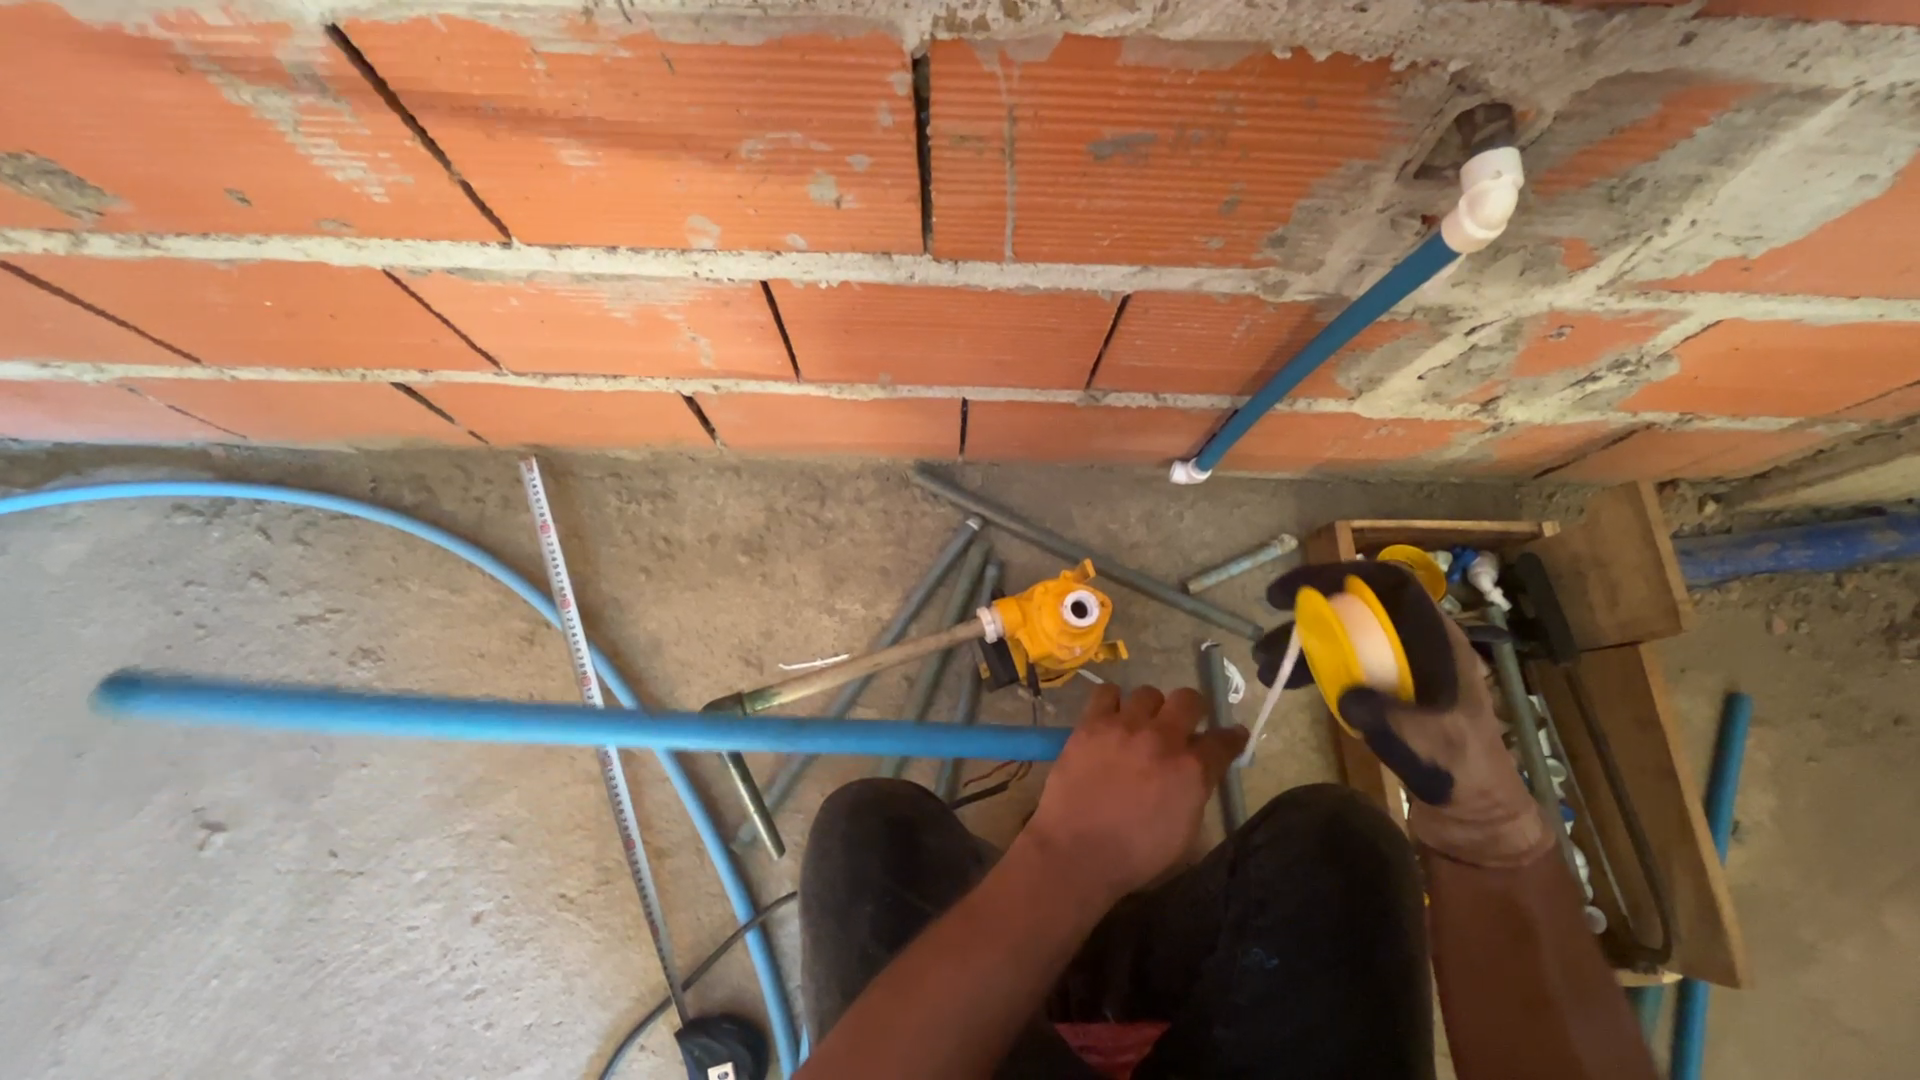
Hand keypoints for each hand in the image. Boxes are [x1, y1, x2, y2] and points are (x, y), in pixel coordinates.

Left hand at [1019, 685, 1246, 906]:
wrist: (1077, 852)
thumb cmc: (1135, 856)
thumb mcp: (1185, 833)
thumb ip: (1195, 793)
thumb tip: (1197, 774)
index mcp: (1192, 769)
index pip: (1224, 741)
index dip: (1231, 738)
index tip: (1232, 737)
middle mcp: (1162, 738)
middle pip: (1189, 700)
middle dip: (1193, 710)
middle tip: (1183, 724)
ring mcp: (1125, 726)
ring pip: (1147, 693)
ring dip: (1150, 708)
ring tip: (1140, 724)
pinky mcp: (1091, 724)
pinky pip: (1106, 693)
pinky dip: (1112, 702)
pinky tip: (1110, 718)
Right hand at [1255, 558, 1551, 866]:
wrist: (1471, 812)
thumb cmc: (1464, 772)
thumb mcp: (1435, 746)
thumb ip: (1394, 719)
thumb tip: (1346, 697)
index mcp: (1434, 640)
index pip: (1388, 584)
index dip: (1339, 576)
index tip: (1293, 591)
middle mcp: (1412, 642)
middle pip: (1353, 606)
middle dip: (1306, 614)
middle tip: (1266, 631)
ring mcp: (1395, 664)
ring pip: (1340, 633)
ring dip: (1300, 643)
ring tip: (1264, 665)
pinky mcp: (1381, 687)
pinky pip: (1339, 660)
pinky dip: (1309, 666)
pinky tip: (1285, 682)